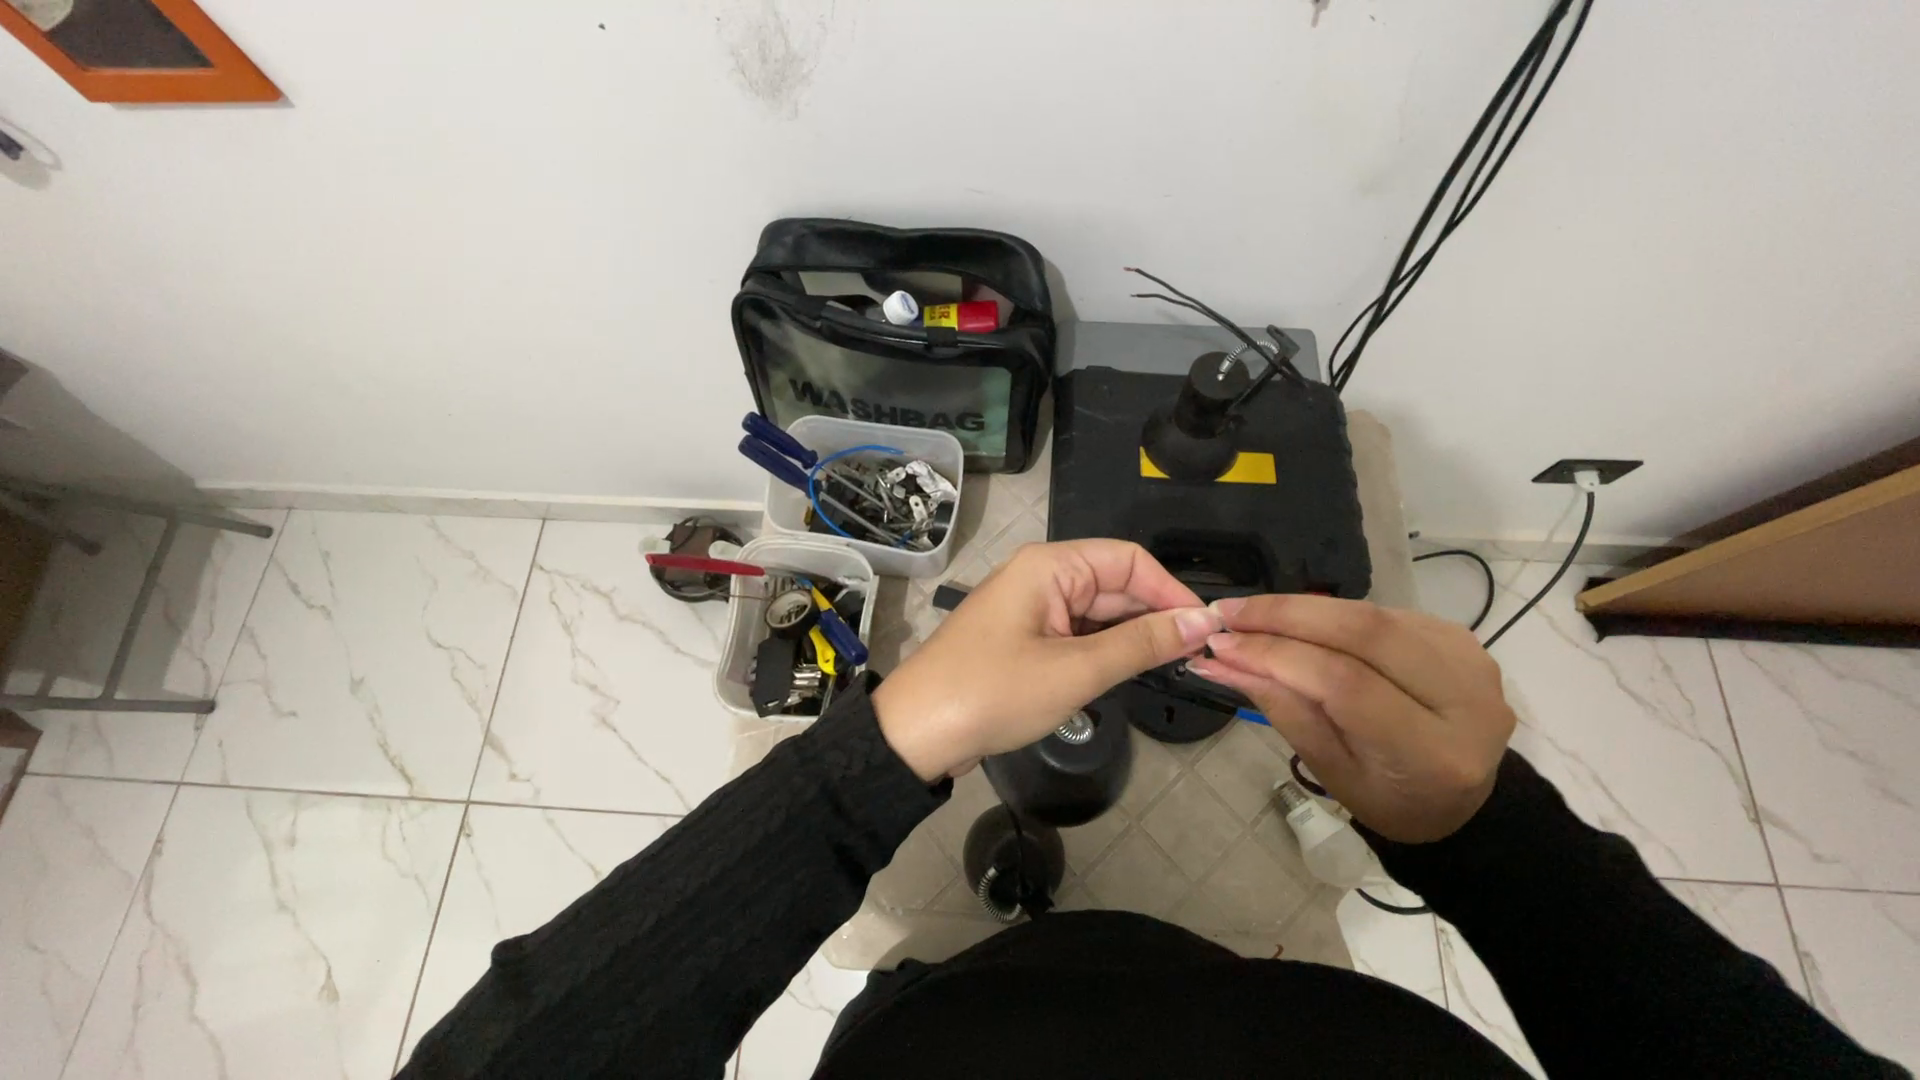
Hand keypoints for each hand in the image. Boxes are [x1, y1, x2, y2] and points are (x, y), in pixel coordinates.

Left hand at [872, 540, 1222, 781]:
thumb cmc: (994, 693)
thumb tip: (1201, 621)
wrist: (916, 733)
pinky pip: (1077, 634)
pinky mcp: (1025, 639)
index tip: (1207, 630)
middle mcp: (1042, 577)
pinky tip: (1130, 673)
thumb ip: (1142, 644)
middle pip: (1115, 584)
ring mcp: (1031, 609)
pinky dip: (1104, 651)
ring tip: (1173, 667)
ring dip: (1132, 637)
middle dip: (1155, 616)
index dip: (1171, 590)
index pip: (1129, 560)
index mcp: (1050, 566)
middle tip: (1198, 657)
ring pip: (1098, 613)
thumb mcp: (1076, 671)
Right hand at [1188, 595, 1516, 842]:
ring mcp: (1472, 664)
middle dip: (1286, 615)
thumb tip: (1218, 659)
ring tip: (1252, 613)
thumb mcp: (1327, 767)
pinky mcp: (1464, 640)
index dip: (1276, 655)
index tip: (1220, 643)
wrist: (1460, 798)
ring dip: (1304, 608)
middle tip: (1230, 612)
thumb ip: (1280, 707)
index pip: (1345, 683)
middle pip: (1366, 633)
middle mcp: (1466, 701)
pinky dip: (1334, 613)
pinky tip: (1302, 621)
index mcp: (1431, 754)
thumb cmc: (1385, 796)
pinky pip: (1386, 612)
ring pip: (1374, 613)